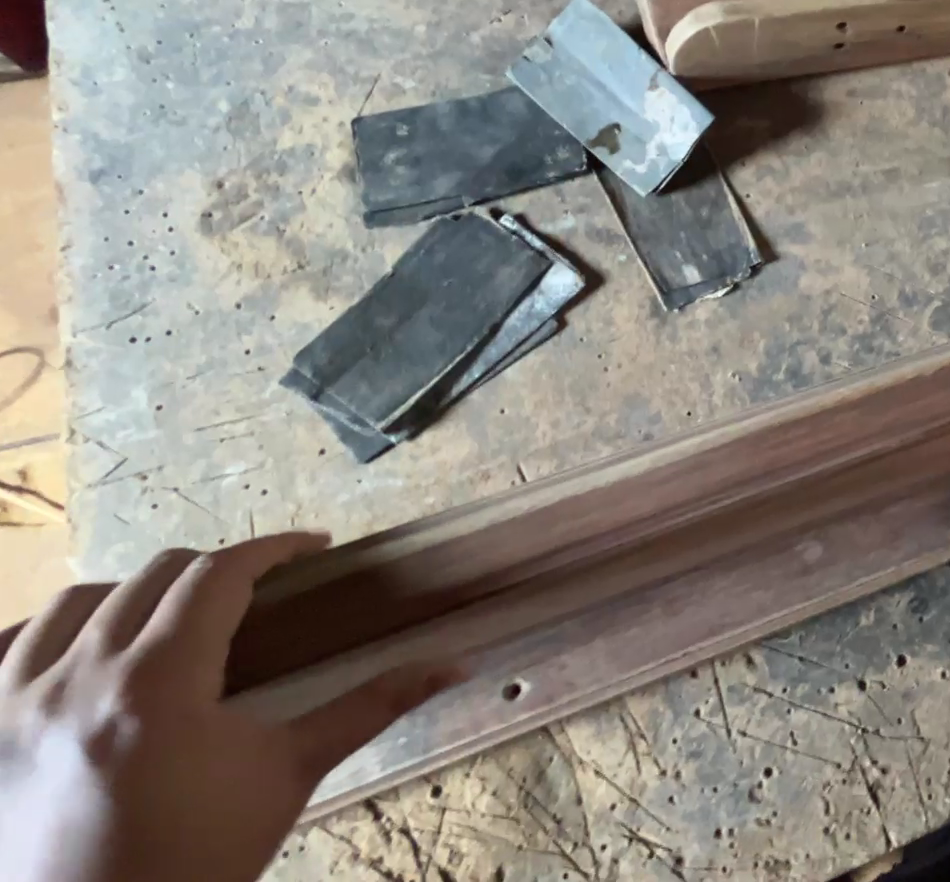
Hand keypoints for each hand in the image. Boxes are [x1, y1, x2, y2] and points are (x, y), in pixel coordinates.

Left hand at [0, 533, 461, 881]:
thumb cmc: (198, 853)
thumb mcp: (292, 772)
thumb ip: (372, 706)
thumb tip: (456, 663)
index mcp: (158, 685)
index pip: (218, 575)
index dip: (275, 547)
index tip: (316, 547)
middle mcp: (76, 681)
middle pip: (153, 576)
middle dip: (221, 565)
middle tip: (266, 585)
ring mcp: (13, 708)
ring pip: (76, 601)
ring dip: (142, 589)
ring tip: (184, 608)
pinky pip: (8, 645)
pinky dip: (56, 626)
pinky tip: (93, 641)